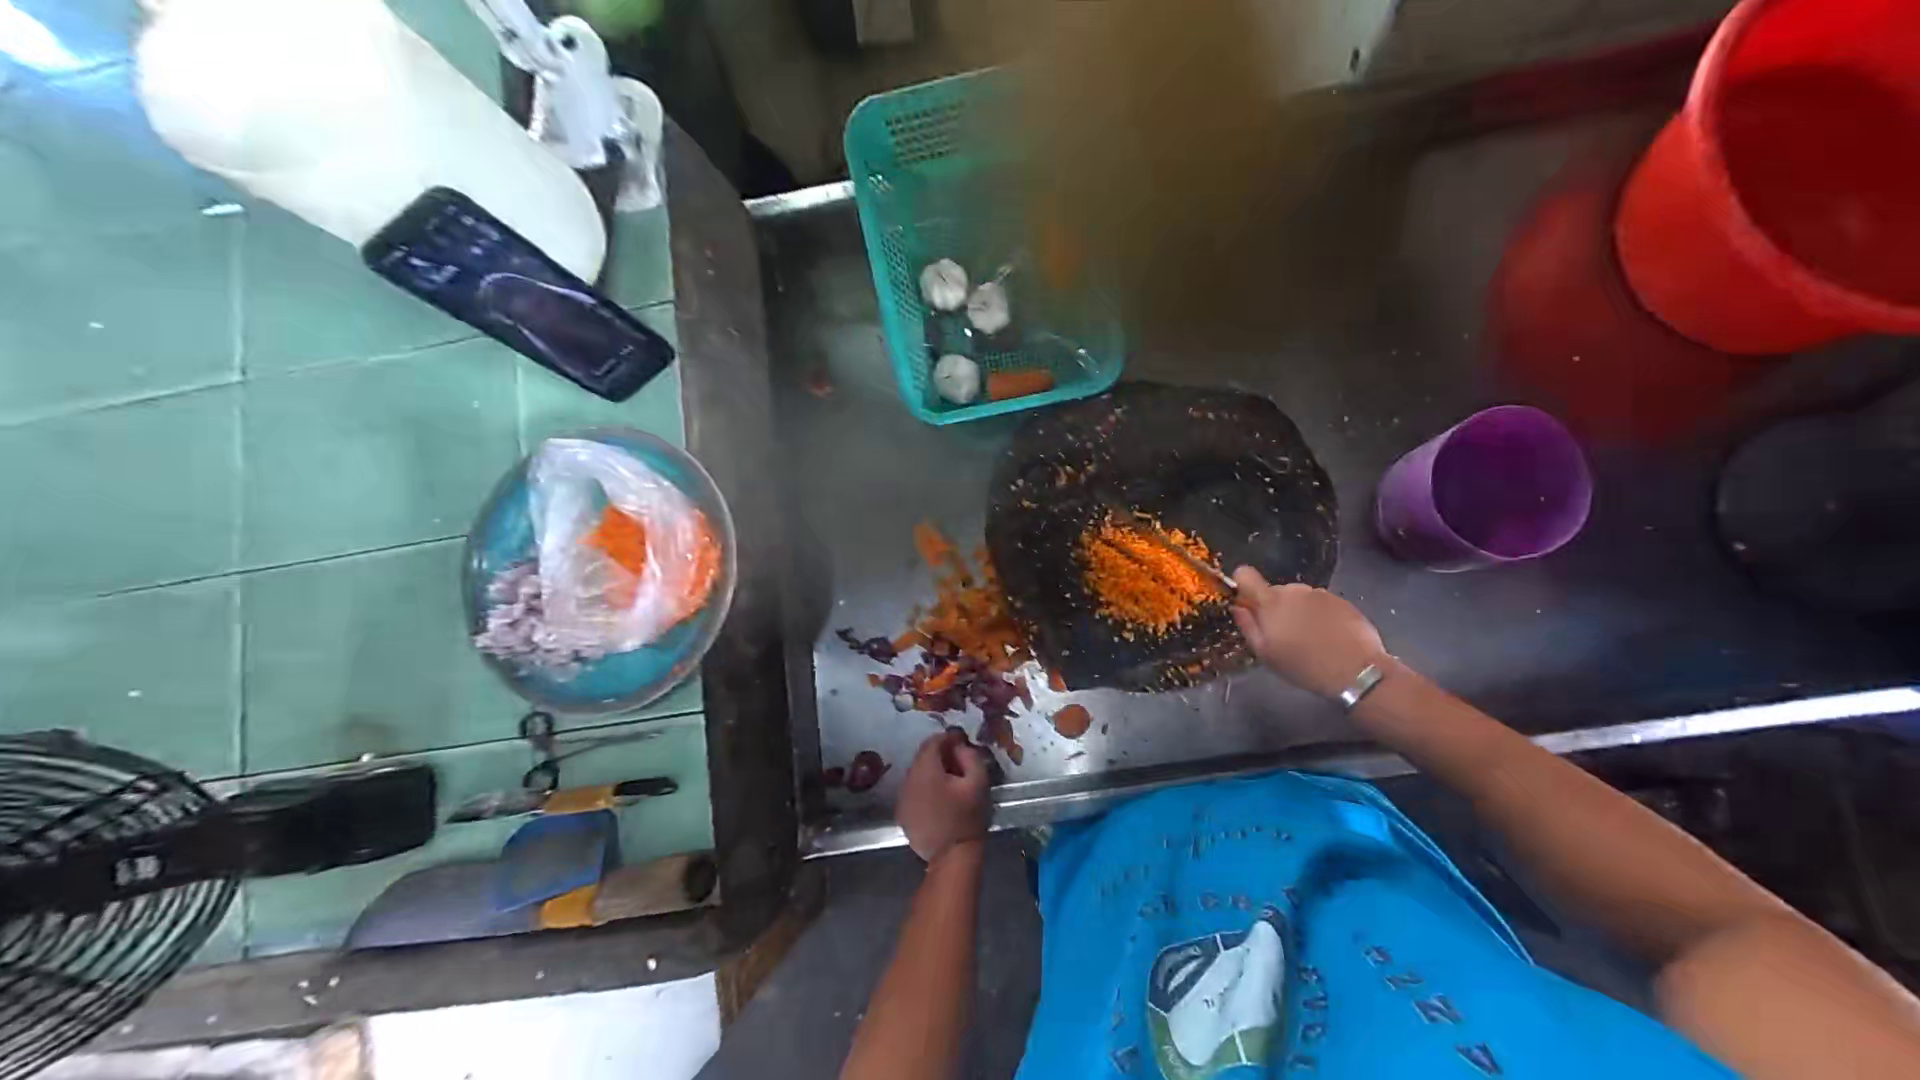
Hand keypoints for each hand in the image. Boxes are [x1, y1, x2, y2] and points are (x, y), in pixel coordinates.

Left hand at [897, 729, 990, 862]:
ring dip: (931, 772)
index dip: (948, 738)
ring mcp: (901, 797)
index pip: (932, 742)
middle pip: (922, 757)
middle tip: (958, 761)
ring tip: (950, 781)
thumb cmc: (968, 817)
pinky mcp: (901, 814)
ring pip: (916, 774)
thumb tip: (959, 746)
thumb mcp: (978, 782)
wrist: (952, 856)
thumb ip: (970, 756)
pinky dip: (924, 788)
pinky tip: (939, 798)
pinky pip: (913, 791)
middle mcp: (908, 779)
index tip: (961, 742)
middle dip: (939, 755)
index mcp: (925, 770)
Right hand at [1231, 567, 1389, 698]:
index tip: (1247, 601)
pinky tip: (1328, 636)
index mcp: (1270, 602)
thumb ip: (1248, 626)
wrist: (1356, 671)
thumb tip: (1238, 607)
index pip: (1245, 575)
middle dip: (1275, 607)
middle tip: (1284, 633)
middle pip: (1275, 591)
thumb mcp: (1266, 654)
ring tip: (1309, 637)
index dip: (1243, 584)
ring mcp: (1320, 593)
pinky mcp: (1341, 600)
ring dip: (1298, 611)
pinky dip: (1319, 614)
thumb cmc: (1303, 665)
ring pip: (1299, 597)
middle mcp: (1294, 590)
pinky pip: (1320, 603)